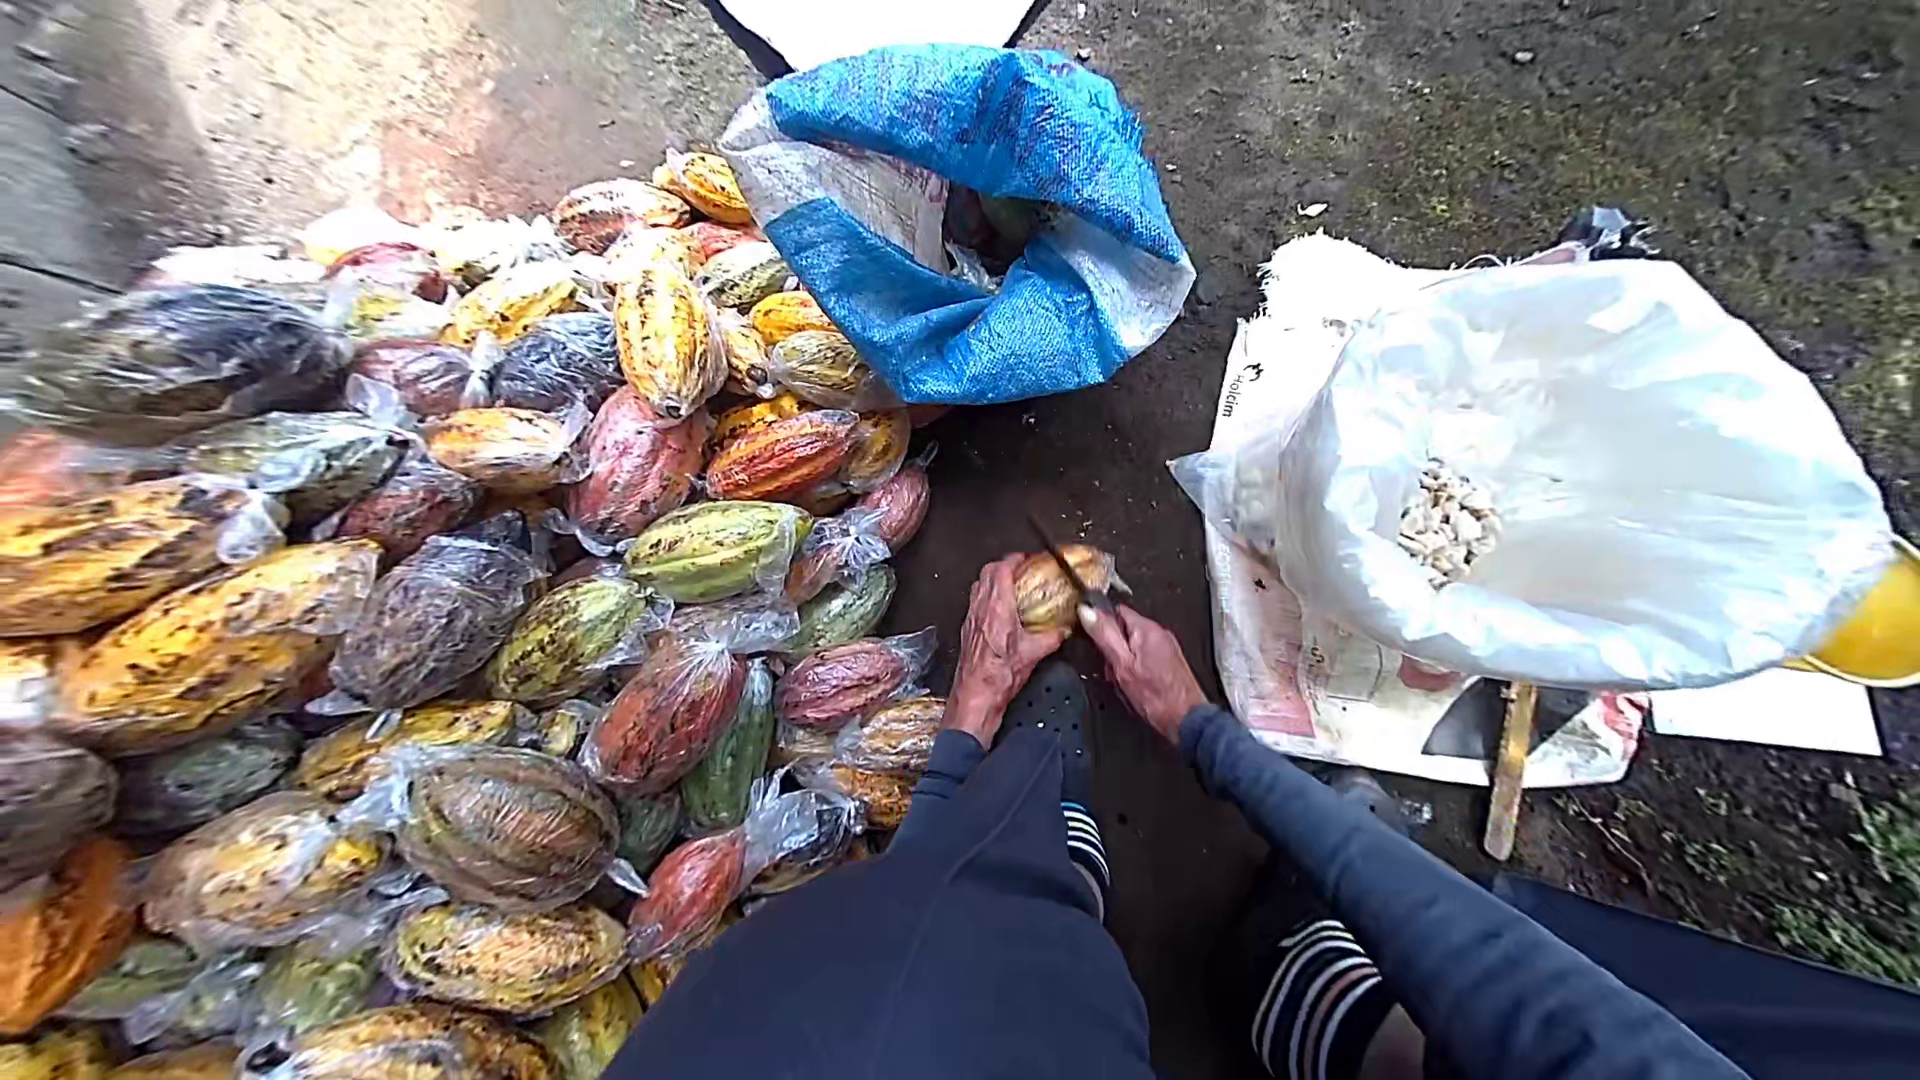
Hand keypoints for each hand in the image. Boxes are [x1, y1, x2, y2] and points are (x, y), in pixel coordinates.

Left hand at [947, 555, 1069, 745]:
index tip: (1026, 559)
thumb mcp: (1034, 654)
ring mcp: (970, 618)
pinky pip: (975, 602)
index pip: (1001, 568)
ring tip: (1009, 584)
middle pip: (986, 572)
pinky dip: (986, 596)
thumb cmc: (997, 677)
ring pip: (978, 585)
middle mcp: (980, 608)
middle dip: (1003, 565)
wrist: (975, 696)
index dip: (1014, 559)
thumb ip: (1052, 637)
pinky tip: (998, 609)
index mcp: (997, 607)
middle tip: (1019, 567)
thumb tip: (1063, 630)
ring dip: (992, 579)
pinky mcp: (967, 630)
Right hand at [1080, 604, 1205, 744]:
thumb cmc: (1158, 696)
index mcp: (1147, 628)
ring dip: (1122, 660)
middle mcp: (1159, 633)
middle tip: (1112, 668)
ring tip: (1125, 680)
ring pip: (1131, 645)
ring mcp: (1165, 647)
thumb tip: (1087, 611)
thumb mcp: (1122, 664)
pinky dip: (1134, 668)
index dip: (1100, 624)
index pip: (1115, 610)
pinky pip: (1142, 656)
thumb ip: (1104, 635)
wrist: (1186, 720)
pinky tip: (1136, 684)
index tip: (1094, 640)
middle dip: (1111, 647)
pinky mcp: (1168, 661)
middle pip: (1123, 629)